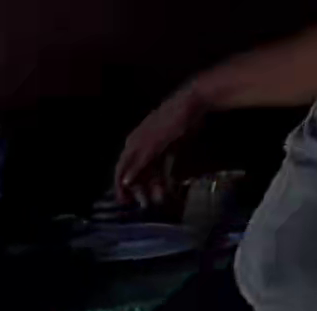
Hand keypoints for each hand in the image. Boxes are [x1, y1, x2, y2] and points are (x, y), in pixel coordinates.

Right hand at [114, 83, 207, 205]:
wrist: (195, 100)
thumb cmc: (170, 121)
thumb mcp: (153, 144)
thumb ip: (138, 164)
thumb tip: (124, 182)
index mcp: (132, 146)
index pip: (121, 170)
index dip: (121, 187)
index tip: (125, 203)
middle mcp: (140, 148)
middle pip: (136, 173)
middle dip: (141, 189)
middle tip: (146, 204)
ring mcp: (155, 148)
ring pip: (150, 172)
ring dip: (154, 186)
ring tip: (161, 198)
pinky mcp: (169, 147)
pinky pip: (163, 166)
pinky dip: (164, 177)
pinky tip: (168, 186)